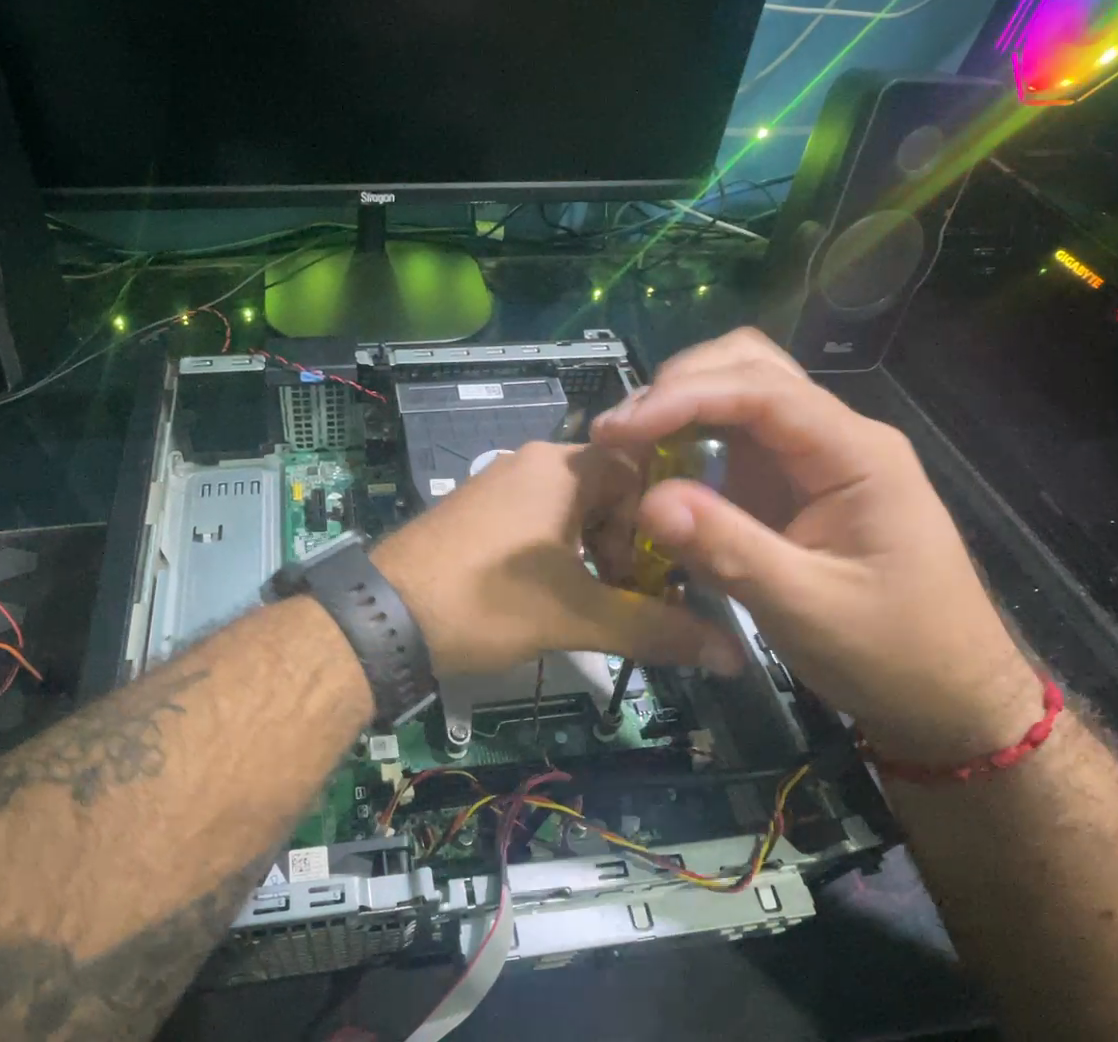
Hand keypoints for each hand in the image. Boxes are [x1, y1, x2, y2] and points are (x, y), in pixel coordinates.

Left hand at [371, 441, 747, 677]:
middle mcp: (532, 463)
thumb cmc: (488, 603)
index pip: (643, 472)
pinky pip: (538, 524)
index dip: (661, 526)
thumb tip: (734, 654)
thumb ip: (656, 629)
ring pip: (573, 514)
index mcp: (562, 466)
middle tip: (627, 599)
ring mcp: (498, 487)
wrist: (383, 617)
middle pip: (610, 495)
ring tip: (591, 606)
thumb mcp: (577, 617)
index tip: (659, 575)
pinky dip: (558, 558)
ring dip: (594, 558)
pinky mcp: (476, 515)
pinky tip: (550, 599)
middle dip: (627, 548)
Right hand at [592, 329, 1041, 763]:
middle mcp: (834, 438)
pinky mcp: (790, 486)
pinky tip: (655, 469)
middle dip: (677, 388)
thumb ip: (728, 550)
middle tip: (619, 434)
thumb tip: (646, 500)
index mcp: (855, 453)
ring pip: (738, 395)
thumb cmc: (892, 653)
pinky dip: (687, 443)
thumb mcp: (806, 607)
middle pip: (750, 367)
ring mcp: (811, 459)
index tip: (616, 431)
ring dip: (680, 407)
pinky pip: (732, 442)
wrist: (946, 695)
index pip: (761, 391)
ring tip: (627, 446)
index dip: (682, 398)